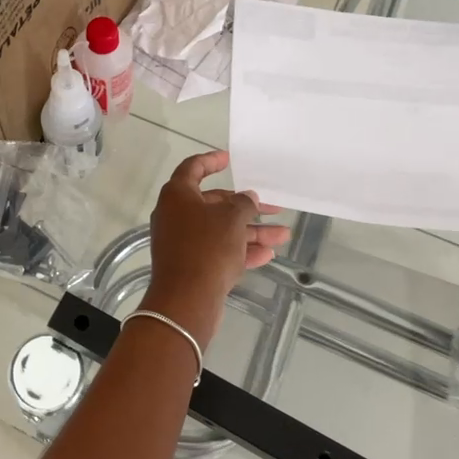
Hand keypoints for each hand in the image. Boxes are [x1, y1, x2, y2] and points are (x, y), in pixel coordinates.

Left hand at [140, 150, 288, 348]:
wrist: (186, 299)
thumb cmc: (207, 247)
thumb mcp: (232, 218)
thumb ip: (244, 204)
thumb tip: (247, 198)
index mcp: (178, 195)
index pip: (193, 168)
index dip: (211, 160)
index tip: (229, 159)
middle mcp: (176, 214)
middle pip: (214, 203)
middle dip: (246, 206)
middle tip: (274, 207)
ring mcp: (182, 241)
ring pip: (220, 229)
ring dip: (251, 231)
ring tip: (282, 235)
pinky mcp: (191, 264)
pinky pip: (218, 250)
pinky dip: (240, 250)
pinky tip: (267, 255)